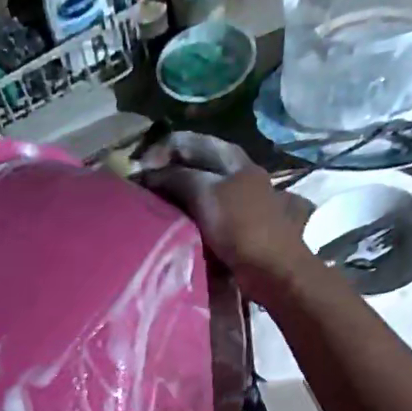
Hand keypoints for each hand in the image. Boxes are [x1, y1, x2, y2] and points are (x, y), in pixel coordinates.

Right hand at [135, 132, 314, 301]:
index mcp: (232, 158)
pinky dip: (188, 214)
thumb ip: (177, 178)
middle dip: (167, 172)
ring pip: (199, 189)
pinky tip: (173, 223)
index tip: (138, 170)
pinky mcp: (236, 226)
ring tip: (152, 205)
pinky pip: (205, 212)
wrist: (273, 270)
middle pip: (195, 164)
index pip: (189, 141)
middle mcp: (236, 174)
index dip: (161, 150)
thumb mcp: (205, 195)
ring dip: (176, 195)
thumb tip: (150, 173)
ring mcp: (238, 200)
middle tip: (141, 187)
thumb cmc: (241, 227)